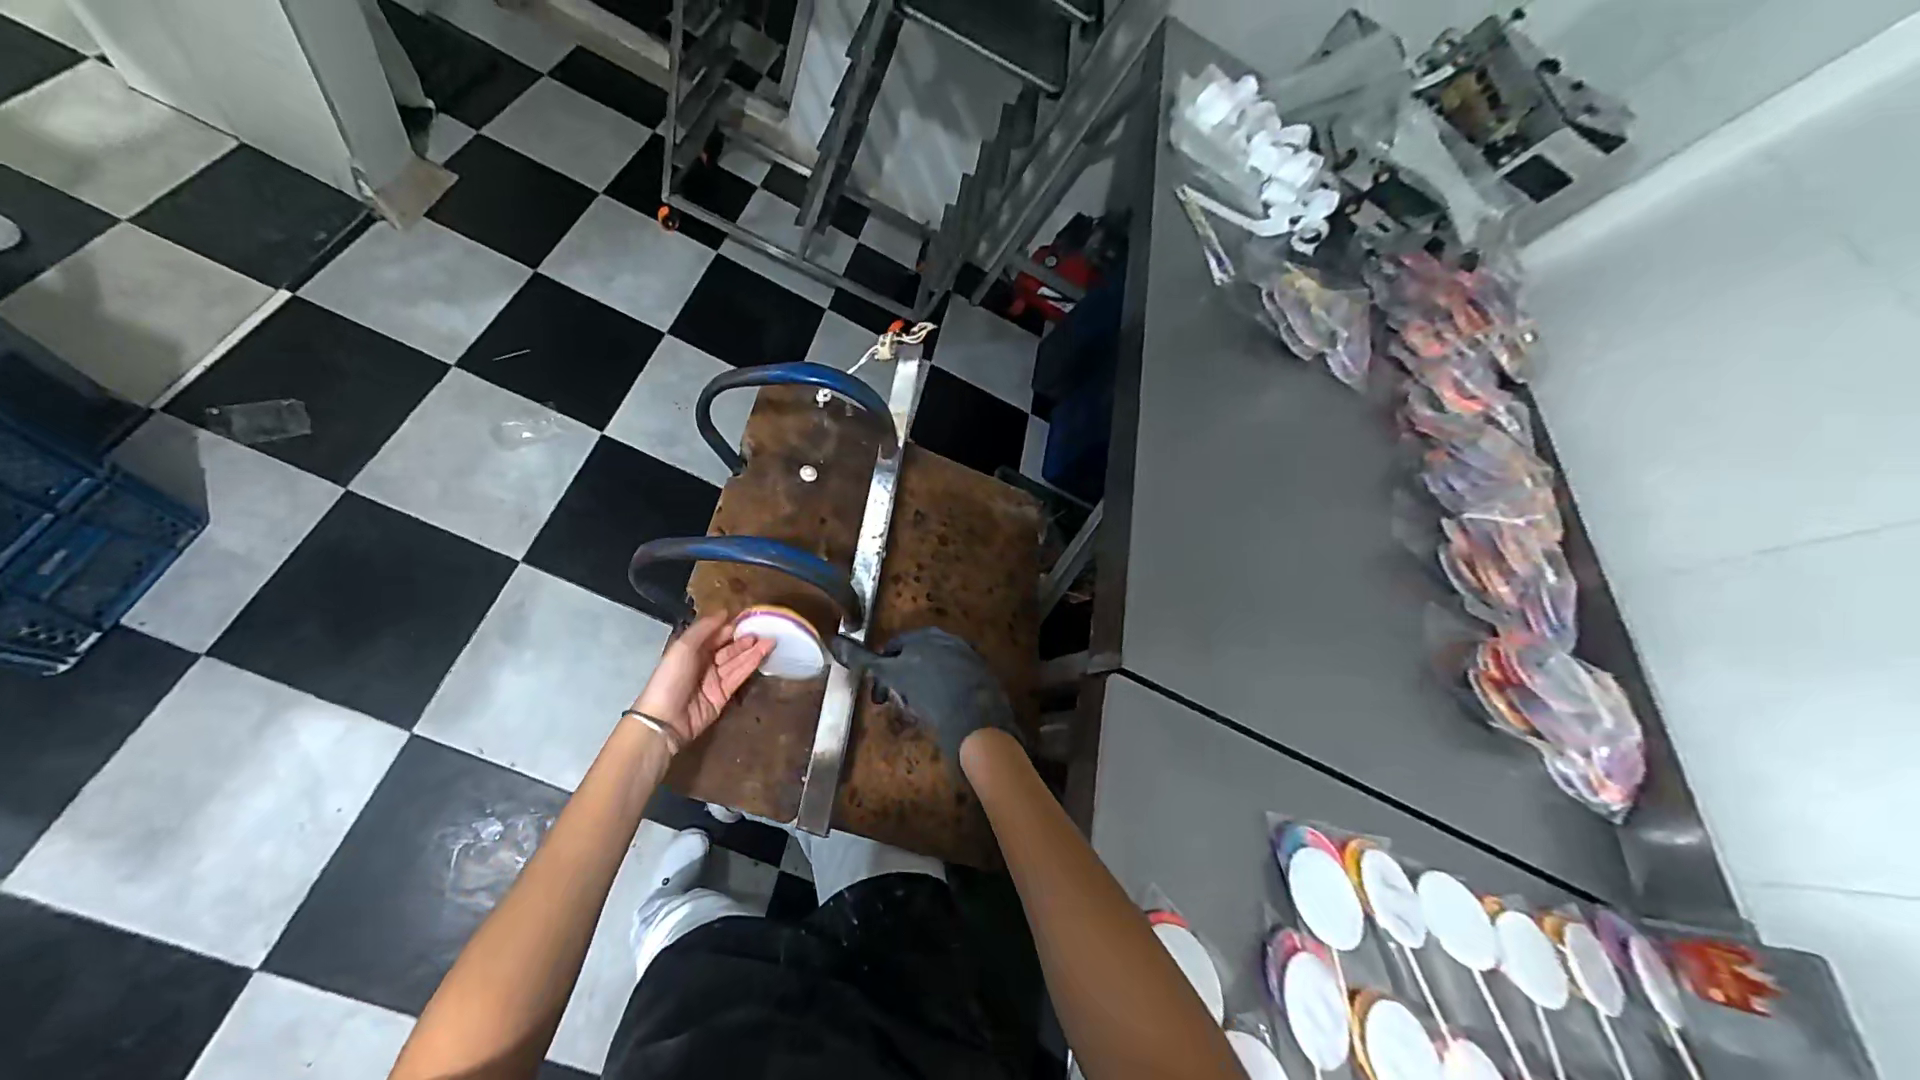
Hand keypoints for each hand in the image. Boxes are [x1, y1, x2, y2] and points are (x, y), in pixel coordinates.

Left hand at [632, 613, 774, 748]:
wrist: (666, 718)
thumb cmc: (671, 677)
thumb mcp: (683, 647)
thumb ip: (704, 628)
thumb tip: (724, 612)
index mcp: (691, 650)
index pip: (715, 635)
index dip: (730, 627)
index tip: (748, 617)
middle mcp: (704, 663)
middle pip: (728, 648)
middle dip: (745, 639)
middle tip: (764, 629)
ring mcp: (714, 680)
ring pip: (737, 661)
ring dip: (753, 650)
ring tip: (771, 640)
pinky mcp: (724, 694)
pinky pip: (739, 676)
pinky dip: (751, 665)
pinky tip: (763, 654)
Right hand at [829, 627, 1021, 769]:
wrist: (977, 718)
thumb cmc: (929, 693)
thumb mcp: (893, 674)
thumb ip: (864, 659)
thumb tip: (834, 641)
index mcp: (926, 635)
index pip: (893, 648)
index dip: (880, 671)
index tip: (878, 696)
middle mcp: (948, 640)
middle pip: (914, 658)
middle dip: (901, 680)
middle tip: (895, 704)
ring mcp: (967, 658)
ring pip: (934, 671)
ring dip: (920, 689)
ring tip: (917, 712)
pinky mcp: (982, 679)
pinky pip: (953, 684)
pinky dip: (942, 695)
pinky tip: (940, 714)